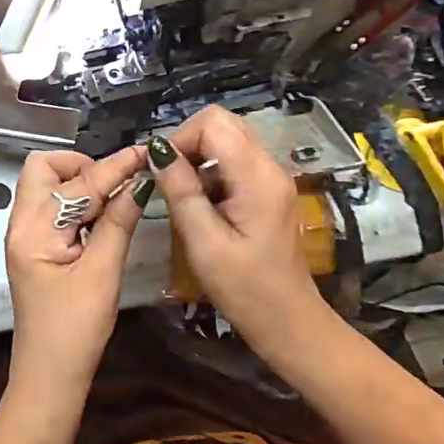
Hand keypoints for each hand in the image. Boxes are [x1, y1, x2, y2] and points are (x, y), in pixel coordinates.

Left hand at [4, 147, 150, 395]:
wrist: (49, 375)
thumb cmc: (75, 331)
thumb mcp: (102, 276)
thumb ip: (118, 224)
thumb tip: (139, 182)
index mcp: (32, 231)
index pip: (75, 184)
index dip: (113, 166)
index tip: (144, 153)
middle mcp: (20, 225)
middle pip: (42, 170)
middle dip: (82, 167)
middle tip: (119, 185)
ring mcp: (24, 236)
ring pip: (47, 187)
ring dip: (80, 183)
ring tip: (116, 198)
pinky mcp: (34, 247)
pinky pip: (52, 208)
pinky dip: (77, 202)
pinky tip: (103, 215)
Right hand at [146, 106, 321, 336]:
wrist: (286, 321)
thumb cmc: (244, 288)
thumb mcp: (203, 242)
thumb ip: (180, 191)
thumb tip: (156, 151)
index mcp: (257, 177)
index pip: (213, 122)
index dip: (180, 139)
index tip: (163, 173)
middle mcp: (269, 168)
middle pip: (222, 124)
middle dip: (187, 144)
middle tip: (170, 182)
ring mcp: (270, 179)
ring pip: (226, 141)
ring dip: (196, 160)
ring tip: (184, 199)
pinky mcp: (265, 192)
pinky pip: (232, 163)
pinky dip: (208, 174)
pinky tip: (201, 208)